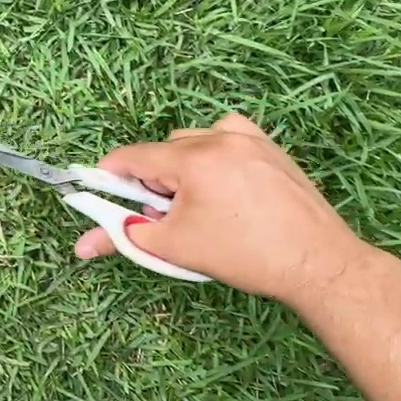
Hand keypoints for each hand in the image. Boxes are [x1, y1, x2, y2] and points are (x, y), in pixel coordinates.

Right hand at [72, 114, 378, 302]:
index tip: (103, 192)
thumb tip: (81, 246)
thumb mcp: (172, 248)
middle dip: (152, 179)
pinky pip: (226, 136)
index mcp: (193, 160)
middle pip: (162, 150)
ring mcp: (250, 140)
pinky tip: (222, 182)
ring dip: (181, 166)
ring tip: (195, 202)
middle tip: (162, 213)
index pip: (132, 157)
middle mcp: (220, 139)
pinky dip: (213, 153)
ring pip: (192, 141)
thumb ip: (121, 237)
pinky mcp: (271, 148)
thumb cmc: (244, 255)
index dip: (110, 175)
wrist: (319, 264)